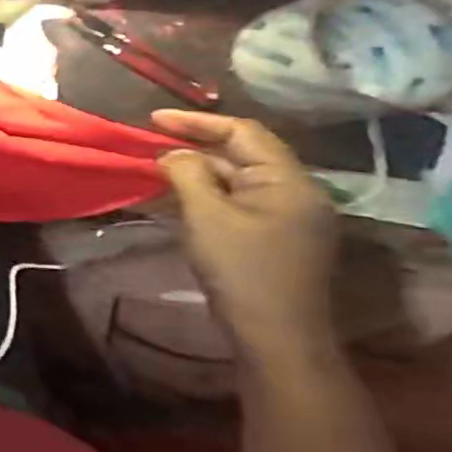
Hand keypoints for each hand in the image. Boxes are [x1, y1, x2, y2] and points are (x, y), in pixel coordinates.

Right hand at [152, 110, 339, 363]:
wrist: (276, 331)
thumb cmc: (240, 267)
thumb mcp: (205, 214)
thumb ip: (188, 173)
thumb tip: (174, 153)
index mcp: (290, 182)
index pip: (244, 133)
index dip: (196, 121)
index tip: (152, 119)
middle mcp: (300, 192)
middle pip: (246, 152)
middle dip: (198, 142)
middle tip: (152, 139)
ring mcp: (293, 214)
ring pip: (243, 175)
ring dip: (202, 166)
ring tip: (161, 164)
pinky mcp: (281, 233)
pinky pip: (243, 196)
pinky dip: (212, 187)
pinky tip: (184, 192)